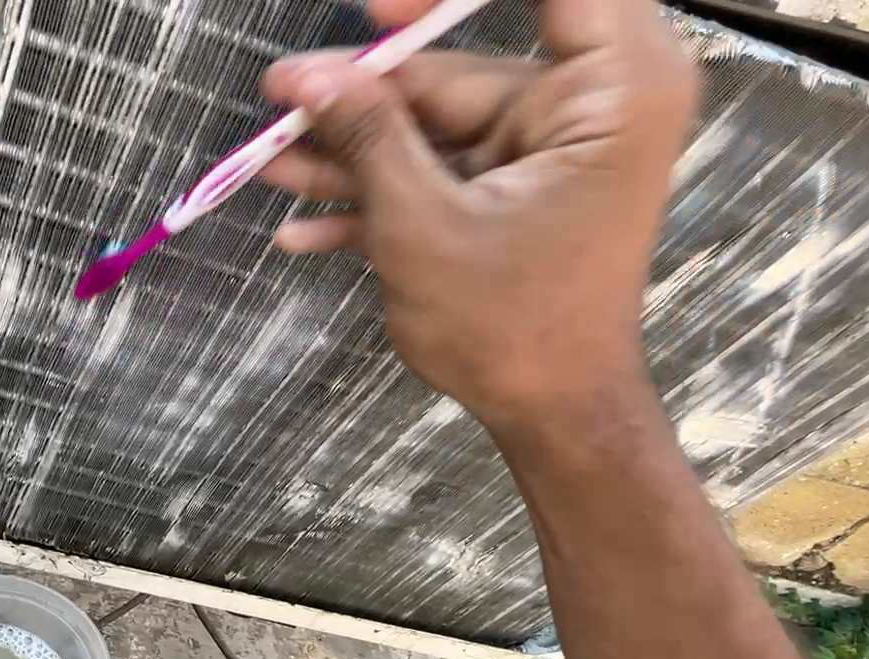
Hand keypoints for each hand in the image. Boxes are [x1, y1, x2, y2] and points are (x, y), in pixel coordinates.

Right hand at [258, 0, 696, 435]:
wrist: (542, 408)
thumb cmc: (505, 321)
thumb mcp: (423, 226)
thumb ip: (369, 142)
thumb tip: (310, 77)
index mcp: (606, 88)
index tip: (371, 7)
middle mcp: (577, 107)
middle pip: (447, 78)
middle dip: (356, 101)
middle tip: (274, 99)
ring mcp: (531, 158)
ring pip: (421, 137)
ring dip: (343, 158)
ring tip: (262, 164)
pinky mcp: (496, 199)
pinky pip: (425, 183)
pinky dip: (366, 205)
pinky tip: (299, 231)